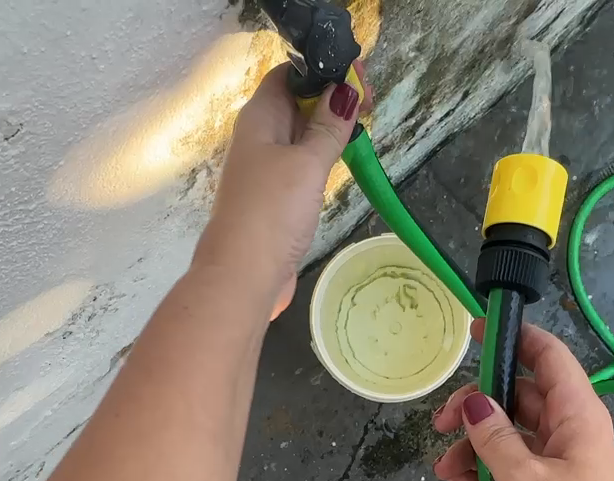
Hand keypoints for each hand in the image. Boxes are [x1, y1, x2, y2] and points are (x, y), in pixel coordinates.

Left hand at [196, 64, 360, 311]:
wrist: (244, 276)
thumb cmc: (272, 213)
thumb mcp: (307, 164)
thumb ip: (329, 129)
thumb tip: (346, 92)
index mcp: (259, 117)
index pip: (290, 74)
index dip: (323, 70)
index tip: (358, 81)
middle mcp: (259, 139)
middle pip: (297, 105)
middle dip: (331, 101)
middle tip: (370, 108)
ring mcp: (266, 172)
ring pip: (300, 139)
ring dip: (328, 133)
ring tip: (361, 134)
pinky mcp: (275, 201)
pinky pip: (300, 169)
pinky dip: (321, 162)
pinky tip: (341, 166)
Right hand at [431, 321, 613, 480]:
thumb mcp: (525, 478)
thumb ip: (495, 437)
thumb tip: (474, 402)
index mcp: (577, 415)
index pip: (548, 357)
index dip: (514, 337)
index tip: (475, 330)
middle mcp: (569, 431)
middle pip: (519, 397)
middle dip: (479, 404)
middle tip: (441, 422)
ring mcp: (557, 462)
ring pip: (509, 434)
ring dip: (474, 444)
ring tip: (443, 466)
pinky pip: (510, 466)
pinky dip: (483, 470)